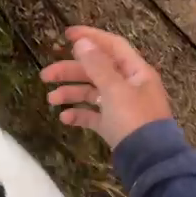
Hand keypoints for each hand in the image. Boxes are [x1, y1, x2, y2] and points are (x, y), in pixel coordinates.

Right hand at [40, 26, 172, 148]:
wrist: (150, 161)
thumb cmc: (134, 119)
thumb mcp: (115, 89)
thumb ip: (97, 65)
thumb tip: (82, 42)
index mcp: (135, 72)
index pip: (111, 46)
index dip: (90, 37)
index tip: (66, 35)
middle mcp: (129, 86)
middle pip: (96, 70)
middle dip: (70, 71)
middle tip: (45, 75)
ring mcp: (122, 107)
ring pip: (92, 92)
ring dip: (71, 92)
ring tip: (51, 100)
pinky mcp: (115, 126)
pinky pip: (93, 115)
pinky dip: (79, 114)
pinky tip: (65, 118)